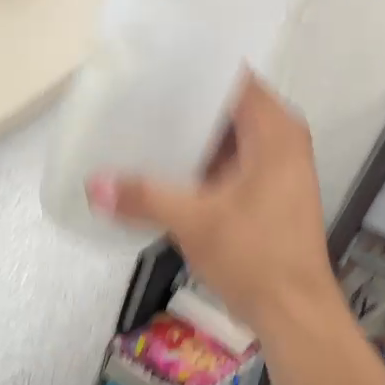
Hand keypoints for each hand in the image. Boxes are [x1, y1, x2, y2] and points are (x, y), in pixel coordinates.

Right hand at [86, 77, 340, 339]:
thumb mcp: (194, 222)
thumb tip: (93, 186)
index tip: (147, 74)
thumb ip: (143, 198)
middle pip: (222, 112)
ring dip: (182, 147)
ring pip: (219, 145)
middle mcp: (277, 141)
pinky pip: (221, 172)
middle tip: (129, 110)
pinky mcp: (260, 199)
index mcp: (274, 130)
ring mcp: (271, 172)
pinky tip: (156, 182)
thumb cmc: (254, 256)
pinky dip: (192, 174)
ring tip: (134, 141)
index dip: (190, 74)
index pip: (230, 80)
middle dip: (177, 113)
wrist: (290, 310)